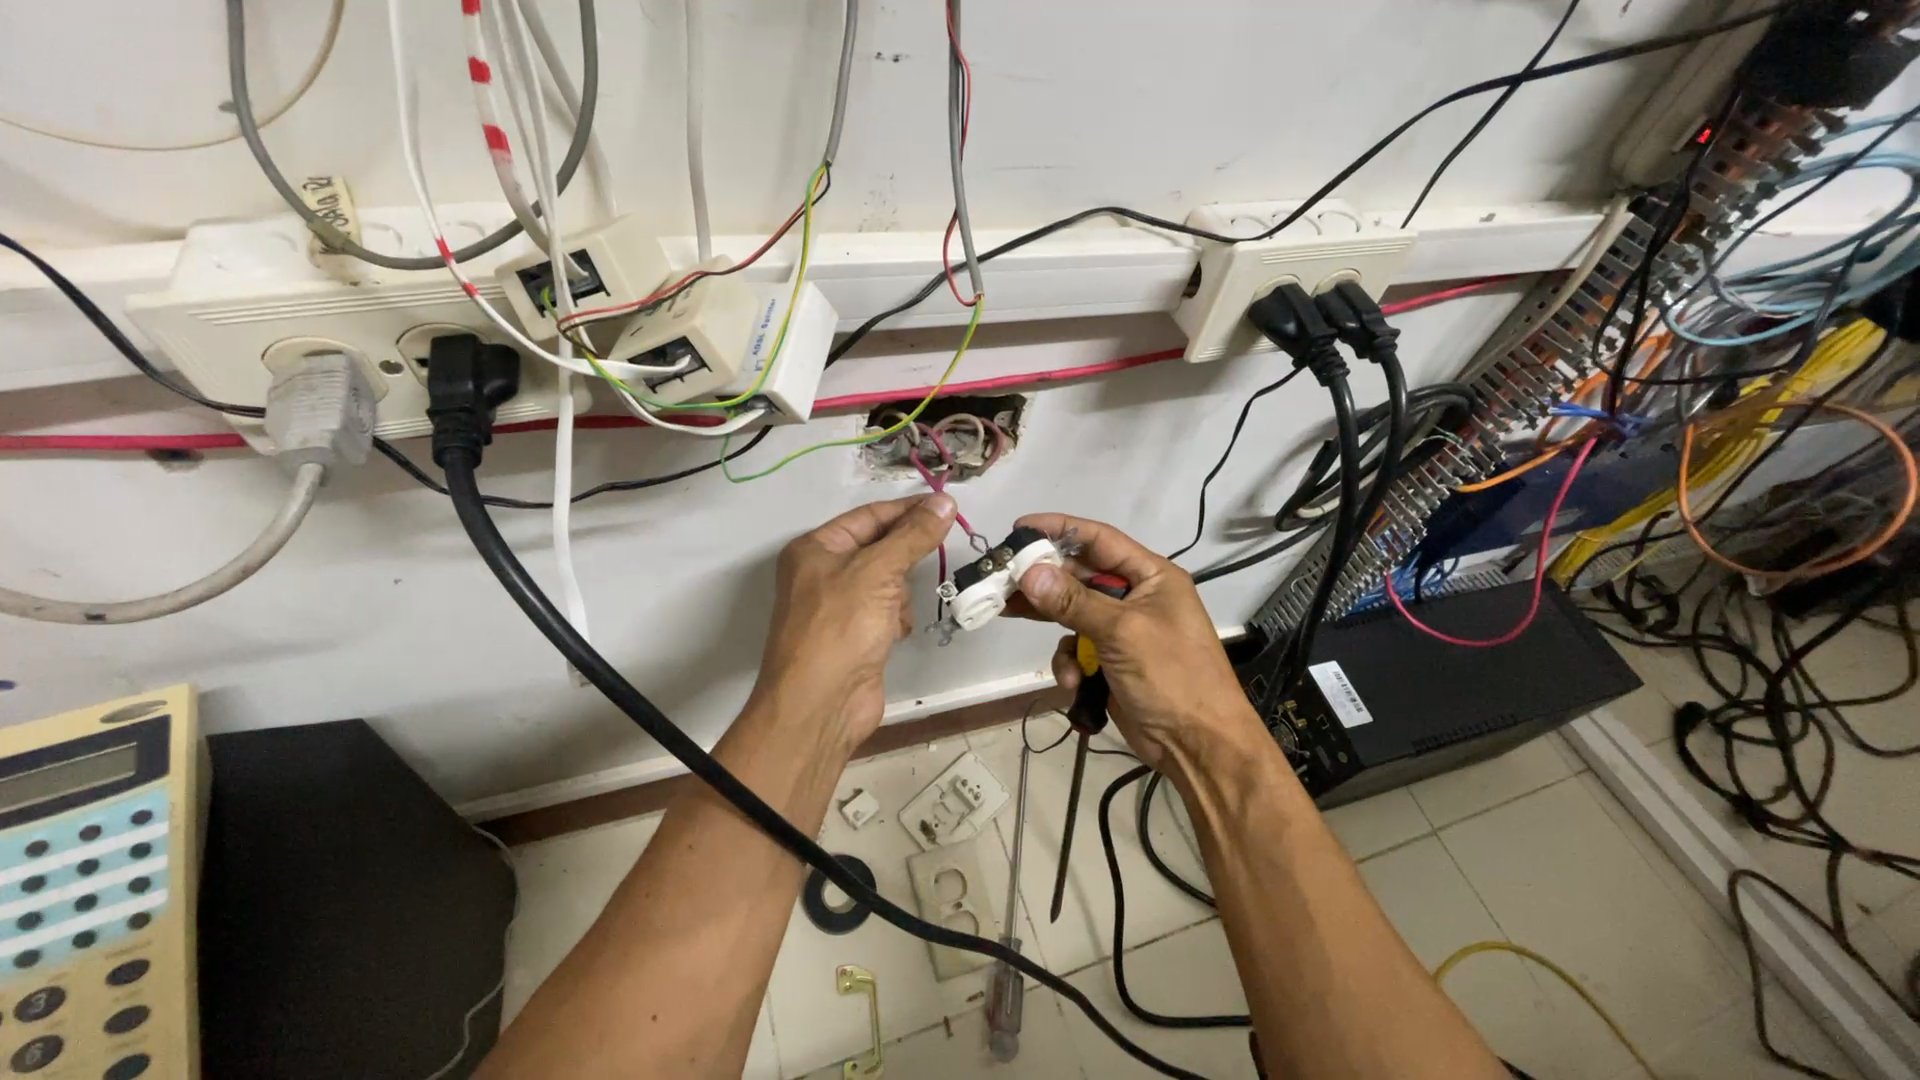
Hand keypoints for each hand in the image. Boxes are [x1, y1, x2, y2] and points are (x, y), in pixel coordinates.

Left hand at [752, 495, 958, 749]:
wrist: (821, 705)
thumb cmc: (840, 628)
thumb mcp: (877, 572)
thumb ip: (913, 536)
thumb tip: (945, 501)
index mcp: (815, 548)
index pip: (868, 515)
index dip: (907, 509)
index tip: (948, 506)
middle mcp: (822, 573)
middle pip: (879, 547)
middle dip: (904, 557)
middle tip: (937, 551)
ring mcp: (838, 607)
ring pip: (887, 581)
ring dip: (900, 593)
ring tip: (896, 609)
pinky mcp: (855, 636)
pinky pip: (886, 612)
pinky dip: (896, 618)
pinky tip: (894, 633)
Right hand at [1009, 513, 1267, 773]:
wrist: (1198, 745)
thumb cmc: (1172, 676)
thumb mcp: (1122, 632)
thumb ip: (1074, 601)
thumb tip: (1028, 571)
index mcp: (1151, 576)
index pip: (1099, 540)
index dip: (1059, 529)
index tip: (1019, 528)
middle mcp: (1136, 596)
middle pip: (1079, 576)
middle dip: (1043, 579)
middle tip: (1000, 576)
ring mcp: (1122, 630)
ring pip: (1071, 613)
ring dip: (1050, 622)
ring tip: (1006, 613)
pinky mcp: (1111, 661)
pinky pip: (1076, 649)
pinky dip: (1070, 663)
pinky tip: (1074, 682)